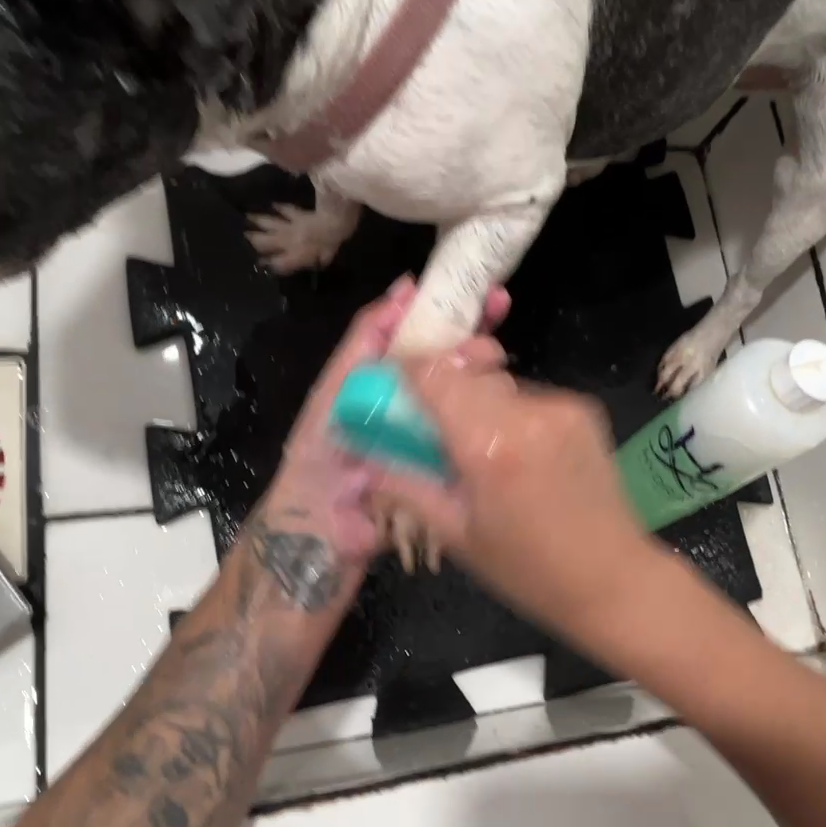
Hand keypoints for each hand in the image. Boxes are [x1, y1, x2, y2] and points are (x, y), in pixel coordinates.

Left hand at [263, 277, 508, 563]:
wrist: (322, 539)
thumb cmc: (319, 463)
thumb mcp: (334, 394)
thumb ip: (362, 346)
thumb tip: (402, 294)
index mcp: (376, 387)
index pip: (410, 338)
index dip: (436, 310)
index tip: (466, 287)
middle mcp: (405, 409)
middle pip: (442, 363)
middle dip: (468, 333)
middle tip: (499, 307)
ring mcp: (428, 439)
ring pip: (461, 396)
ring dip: (480, 372)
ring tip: (499, 355)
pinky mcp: (445, 470)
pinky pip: (468, 438)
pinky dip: (488, 419)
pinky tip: (507, 400)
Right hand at [368, 356, 660, 635]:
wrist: (614, 579)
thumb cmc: (528, 572)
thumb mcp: (456, 535)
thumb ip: (407, 485)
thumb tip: (368, 457)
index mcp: (489, 445)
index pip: (432, 374)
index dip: (406, 376)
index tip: (396, 396)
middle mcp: (528, 413)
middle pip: (465, 374)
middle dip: (443, 396)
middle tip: (436, 435)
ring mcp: (562, 407)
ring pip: (499, 385)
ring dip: (480, 407)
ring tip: (485, 455)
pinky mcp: (584, 409)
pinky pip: (530, 399)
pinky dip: (514, 417)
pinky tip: (522, 458)